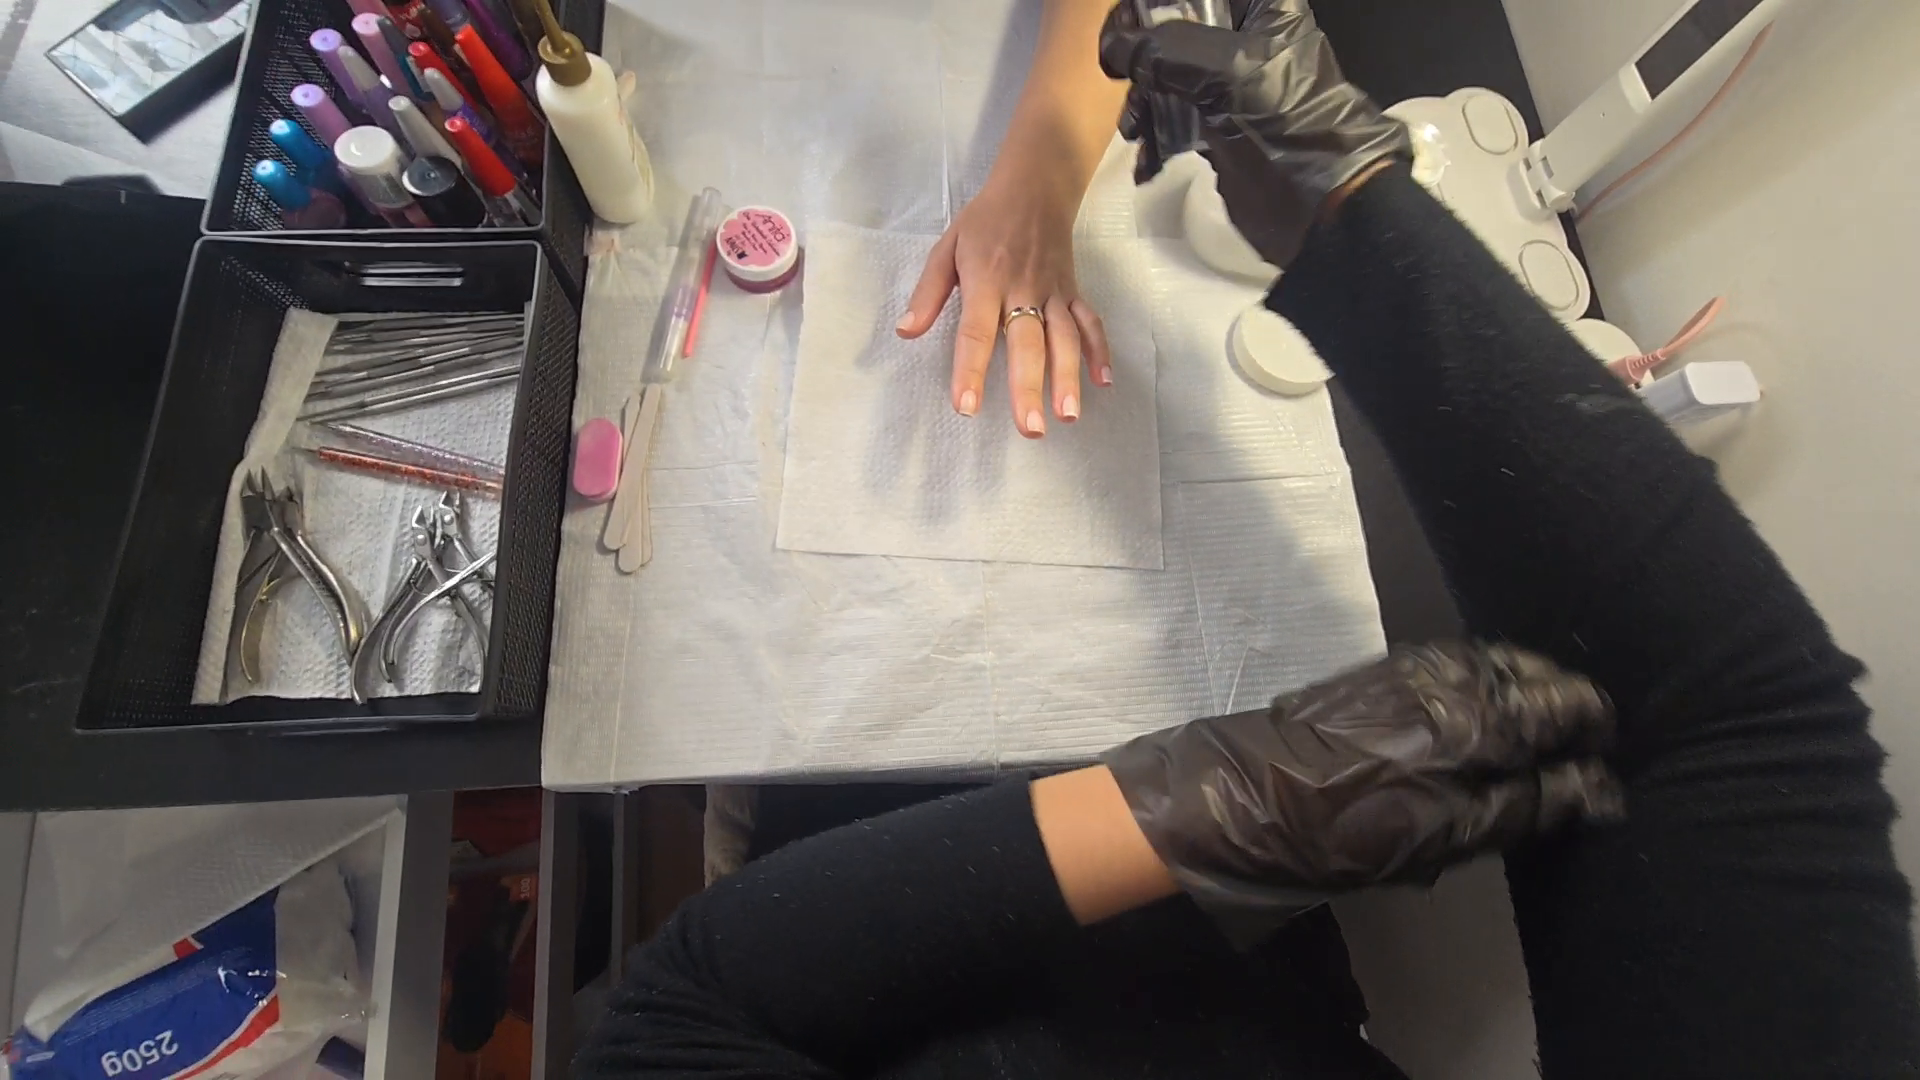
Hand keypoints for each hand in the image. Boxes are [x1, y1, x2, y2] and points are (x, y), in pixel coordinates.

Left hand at [895, 164, 1113, 438]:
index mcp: (986, 281)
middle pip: (1028, 345)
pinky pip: (1090, 322)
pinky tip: (1104, 383)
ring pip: (1065, 339)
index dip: (971, 371)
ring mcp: (1054, 292)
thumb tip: (905, 332)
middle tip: (1030, 429)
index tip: (967, 407)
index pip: (976, 333)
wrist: (1035, 185)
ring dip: (1068, 378)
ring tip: (1067, 417)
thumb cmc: (984, 222)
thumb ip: (928, 293)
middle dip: (1030, 388)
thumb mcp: (946, 248)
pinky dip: (1100, 351)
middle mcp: (1023, 289)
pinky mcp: (1074, 291)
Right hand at [1100, 0, 1410, 268]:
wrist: (1314, 202)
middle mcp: (1239, 40)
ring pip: (1163, 83)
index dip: (1148, 10)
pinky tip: (1148, 165)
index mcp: (1257, 7)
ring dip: (1142, 109)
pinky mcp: (1214, 131)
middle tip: (1128, 93)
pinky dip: (1153, 143)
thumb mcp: (1229, 72)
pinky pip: (1170, 125)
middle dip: (1141, 67)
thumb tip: (1114, 46)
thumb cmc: (1285, 123)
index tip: (1119, 40)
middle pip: (1169, 36)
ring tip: (1137, 136)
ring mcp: (1224, 89)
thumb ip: (1168, 51)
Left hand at [1101, 642, 1622, 941]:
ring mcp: (1406, 664)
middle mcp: (1446, 677)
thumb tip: (1599, 788)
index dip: (1594, 730)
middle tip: (1575, 735)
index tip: (1603, 754)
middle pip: (1531, 675)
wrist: (1253, 791)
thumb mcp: (1450, 836)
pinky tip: (1479, 698)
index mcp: (1475, 719)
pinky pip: (1448, 659)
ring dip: (1522, 683)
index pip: (1566, 705)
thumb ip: (1528, 805)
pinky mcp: (1376, 667)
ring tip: (1533, 716)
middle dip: (1563, 701)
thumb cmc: (1351, 829)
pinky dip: (1478, 674)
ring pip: (1490, 661)